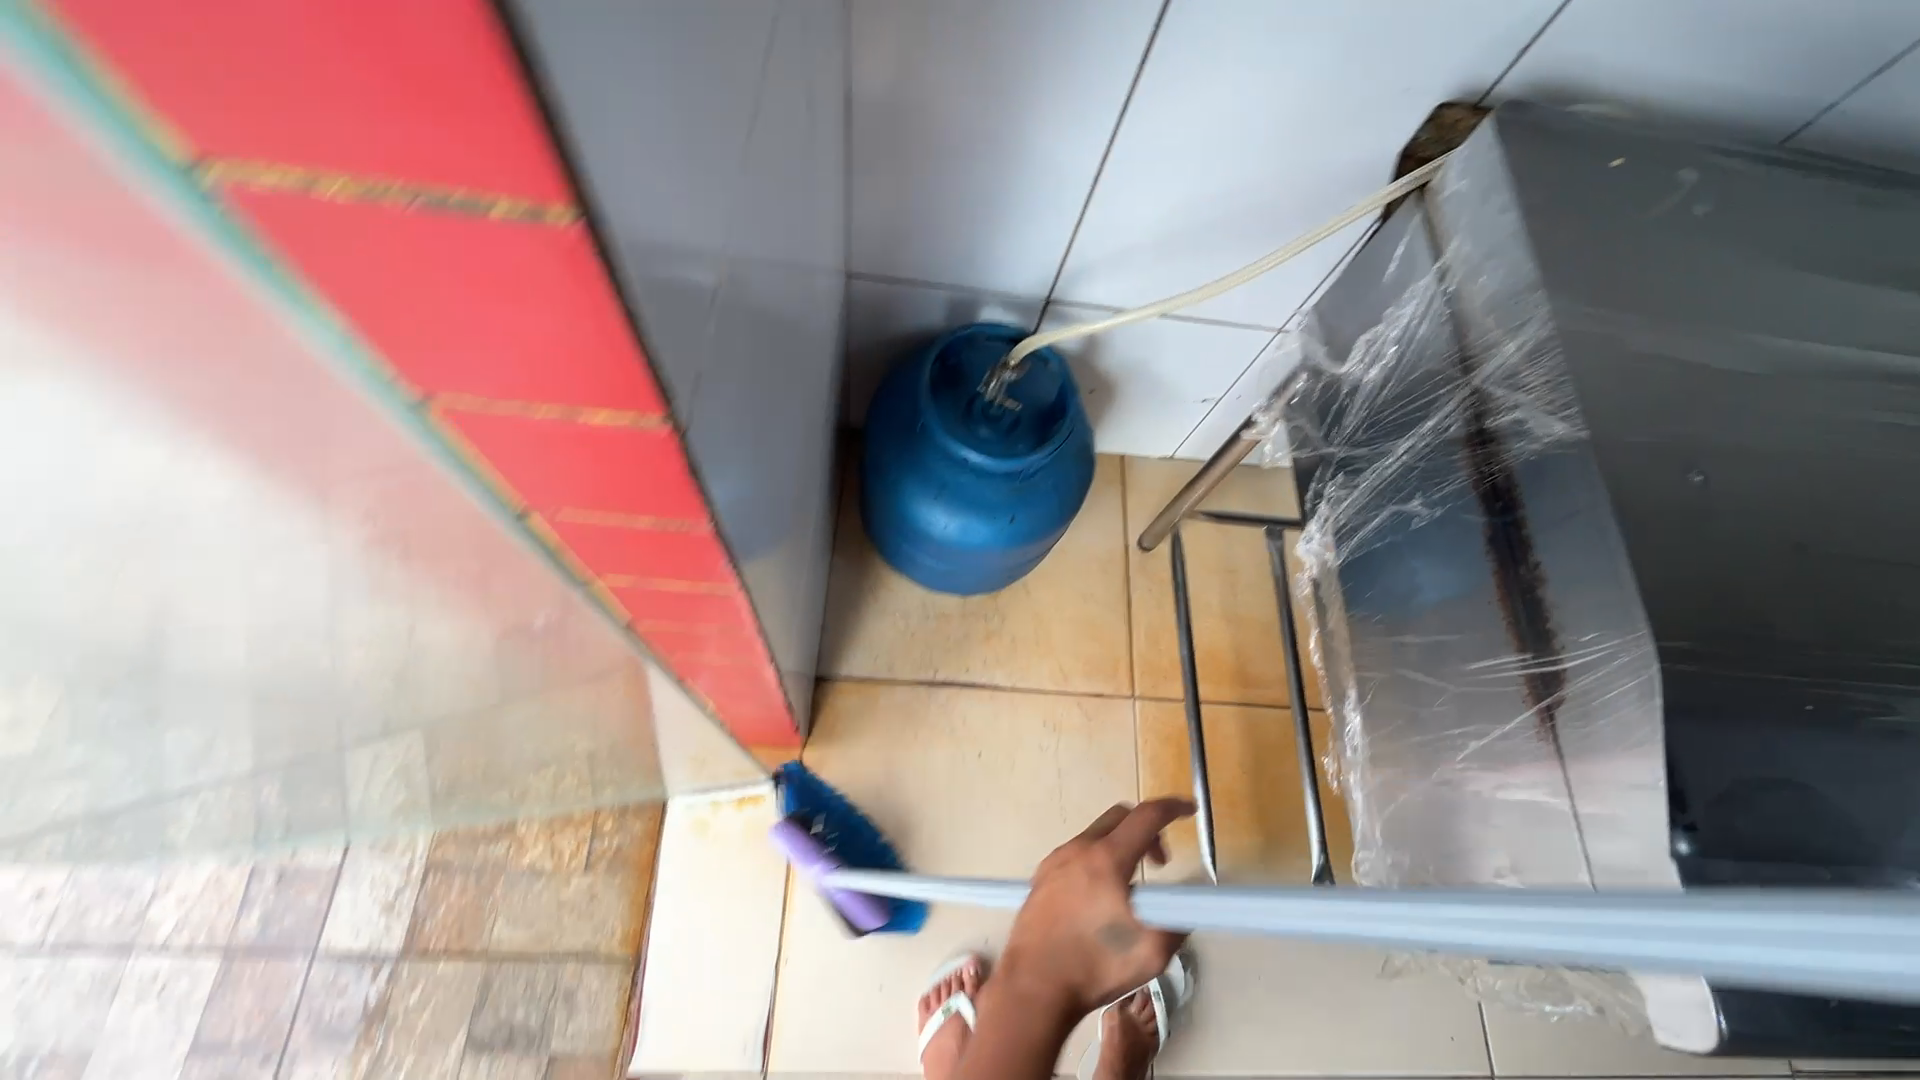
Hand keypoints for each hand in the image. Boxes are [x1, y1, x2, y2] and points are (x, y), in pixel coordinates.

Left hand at [998, 798, 1195, 1017]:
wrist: (1034, 986)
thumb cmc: (1094, 968)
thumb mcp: (1153, 953)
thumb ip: (1178, 920)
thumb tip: (1187, 904)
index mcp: (1106, 859)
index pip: (1146, 816)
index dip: (1172, 808)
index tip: (1188, 810)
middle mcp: (1077, 850)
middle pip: (1119, 817)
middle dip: (1146, 830)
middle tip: (1159, 864)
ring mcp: (1054, 861)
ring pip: (1095, 836)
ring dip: (1120, 848)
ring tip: (1129, 890)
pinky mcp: (1041, 877)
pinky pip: (1076, 855)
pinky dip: (1097, 861)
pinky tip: (1100, 900)